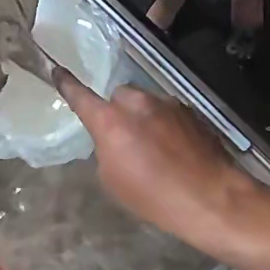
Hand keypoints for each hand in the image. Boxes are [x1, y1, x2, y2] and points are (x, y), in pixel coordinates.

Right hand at [54, 71, 255, 237]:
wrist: (210, 197)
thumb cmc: (155, 197)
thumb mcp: (114, 180)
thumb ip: (107, 149)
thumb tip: (114, 139)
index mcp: (112, 122)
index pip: (82, 97)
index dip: (68, 85)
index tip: (59, 72)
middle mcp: (140, 104)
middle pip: (121, 96)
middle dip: (120, 112)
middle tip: (126, 139)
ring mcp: (170, 104)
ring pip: (148, 103)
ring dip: (146, 118)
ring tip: (156, 149)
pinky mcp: (193, 112)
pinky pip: (170, 113)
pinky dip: (168, 126)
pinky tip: (177, 150)